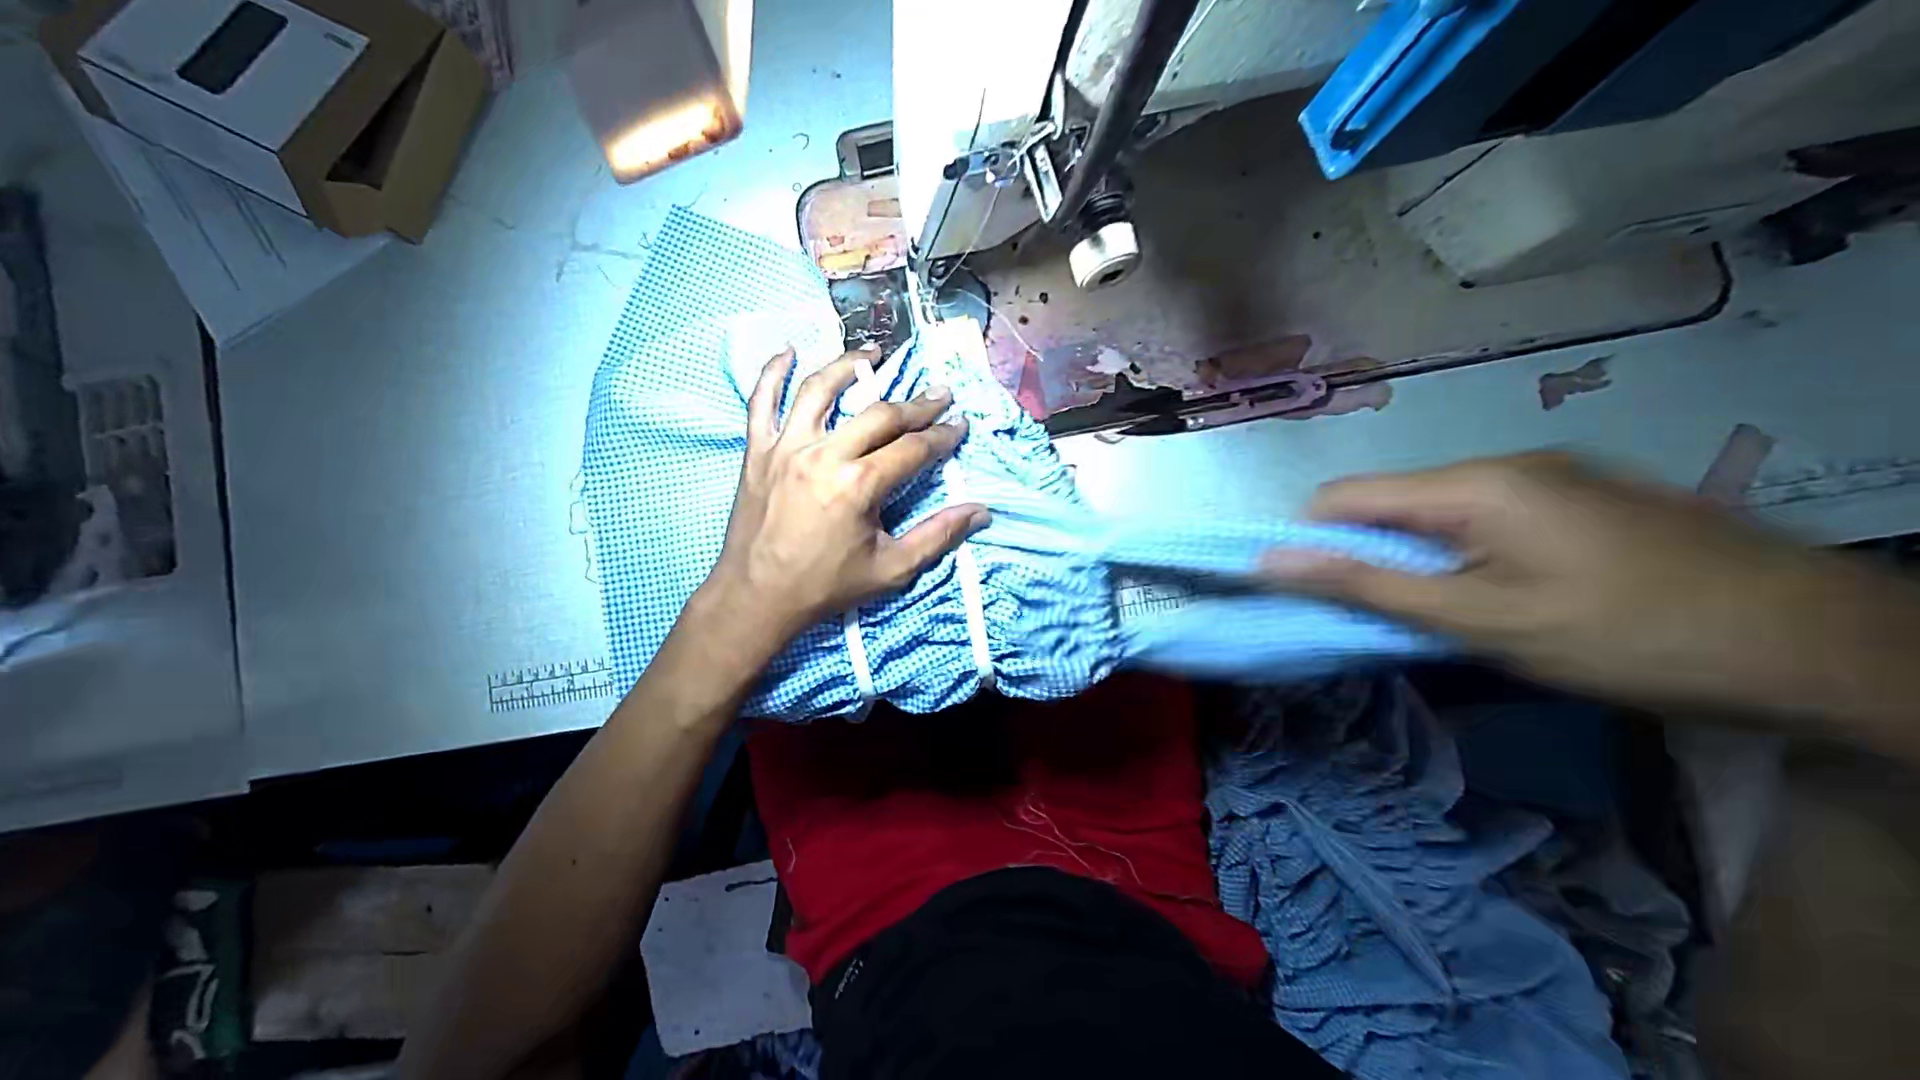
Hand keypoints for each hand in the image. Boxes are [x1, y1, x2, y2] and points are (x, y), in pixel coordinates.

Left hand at [698, 347, 988, 644]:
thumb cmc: (826, 586)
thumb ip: (937, 536)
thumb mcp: (891, 569)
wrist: (757, 597)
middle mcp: (823, 456)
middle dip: (915, 404)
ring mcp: (785, 448)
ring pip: (819, 390)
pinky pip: (761, 402)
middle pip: (878, 415)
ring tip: (874, 353)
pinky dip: (772, 373)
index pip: (912, 448)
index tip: (959, 425)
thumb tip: (980, 512)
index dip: (942, 435)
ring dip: (849, 365)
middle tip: (939, 393)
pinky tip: (787, 351)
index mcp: (858, 485)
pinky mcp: (757, 452)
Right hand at [1258, 452, 1908, 717]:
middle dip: (1373, 558)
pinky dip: (1469, 555)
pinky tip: (1514, 595)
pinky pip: (1488, 518)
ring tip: (1463, 614)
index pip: (1341, 497)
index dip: (1313, 544)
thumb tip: (1269, 563)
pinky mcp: (1584, 496)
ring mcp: (1549, 475)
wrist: (1821, 644)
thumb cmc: (1627, 636)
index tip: (1321, 597)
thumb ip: (1369, 586)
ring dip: (1423, 560)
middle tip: (1400, 620)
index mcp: (1470, 485)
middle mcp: (1502, 464)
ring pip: (1438, 513)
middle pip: (1390, 503)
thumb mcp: (1482, 621)